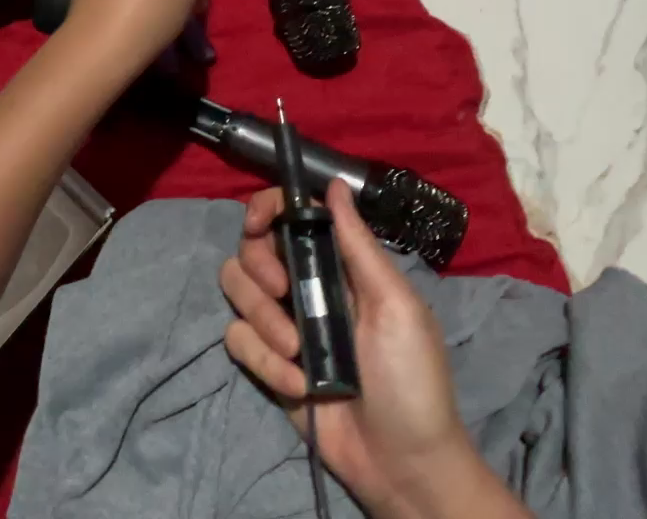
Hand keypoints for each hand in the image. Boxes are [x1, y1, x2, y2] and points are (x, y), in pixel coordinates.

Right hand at [220, 180, 505, 518]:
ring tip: (297, 352)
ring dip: (263, 319)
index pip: (288, 215)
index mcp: (336, 264)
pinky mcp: (265, 361)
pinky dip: (264, 361)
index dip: (266, 208)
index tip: (257, 224)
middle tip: (284, 291)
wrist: (402, 463)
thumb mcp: (395, 305)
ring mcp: (281, 322)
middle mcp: (303, 285)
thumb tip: (335, 183)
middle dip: (260, 267)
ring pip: (236, 289)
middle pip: (250, 247)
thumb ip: (358, 244)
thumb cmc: (411, 378)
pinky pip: (237, 339)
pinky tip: (297, 385)